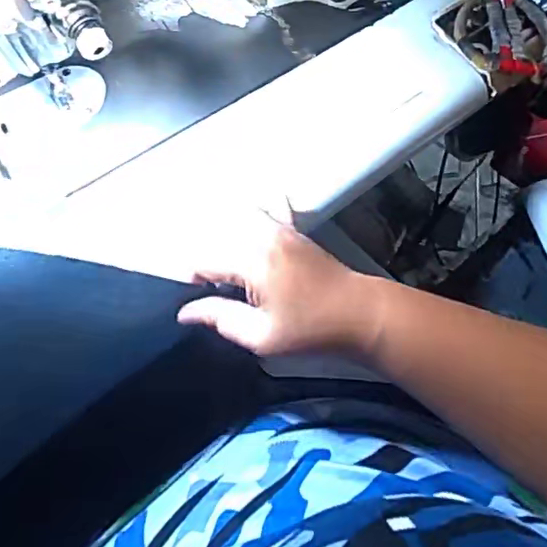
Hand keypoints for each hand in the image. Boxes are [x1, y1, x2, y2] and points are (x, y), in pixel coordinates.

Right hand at [177, 218, 387, 358]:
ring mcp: (281, 229)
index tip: (197, 302)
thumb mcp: (261, 336)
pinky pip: (267, 211)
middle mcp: (265, 235)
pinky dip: (254, 216)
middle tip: (216, 293)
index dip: (193, 284)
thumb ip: (221, 318)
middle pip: (217, 238)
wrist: (360, 313)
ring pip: (238, 220)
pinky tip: (251, 234)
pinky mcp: (294, 231)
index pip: (203, 261)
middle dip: (209, 263)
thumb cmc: (312, 329)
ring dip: (227, 242)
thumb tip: (187, 312)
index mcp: (253, 260)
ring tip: (233, 274)